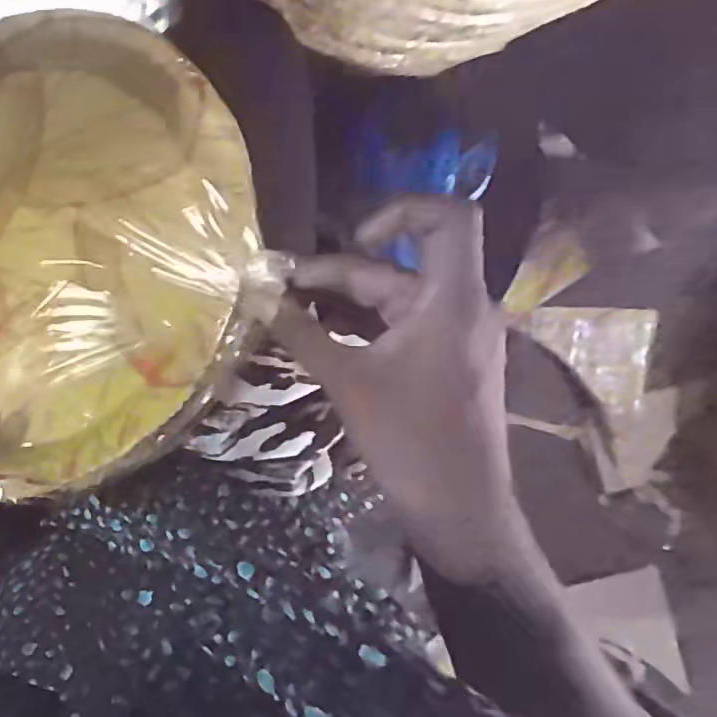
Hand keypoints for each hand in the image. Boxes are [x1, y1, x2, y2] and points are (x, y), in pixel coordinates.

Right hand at [266, 196, 523, 583]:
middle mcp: (458, 307)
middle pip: (394, 267)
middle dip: (333, 273)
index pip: (446, 220)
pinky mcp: (440, 360)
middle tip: (276, 288)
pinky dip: (355, 324)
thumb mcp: (347, 380)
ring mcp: (451, 335)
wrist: (458, 504)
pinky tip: (315, 335)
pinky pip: (395, 325)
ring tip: (285, 309)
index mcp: (450, 301)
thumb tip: (258, 297)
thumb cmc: (408, 437)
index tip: (347, 240)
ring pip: (389, 298)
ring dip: (338, 300)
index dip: (397, 212)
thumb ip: (301, 333)